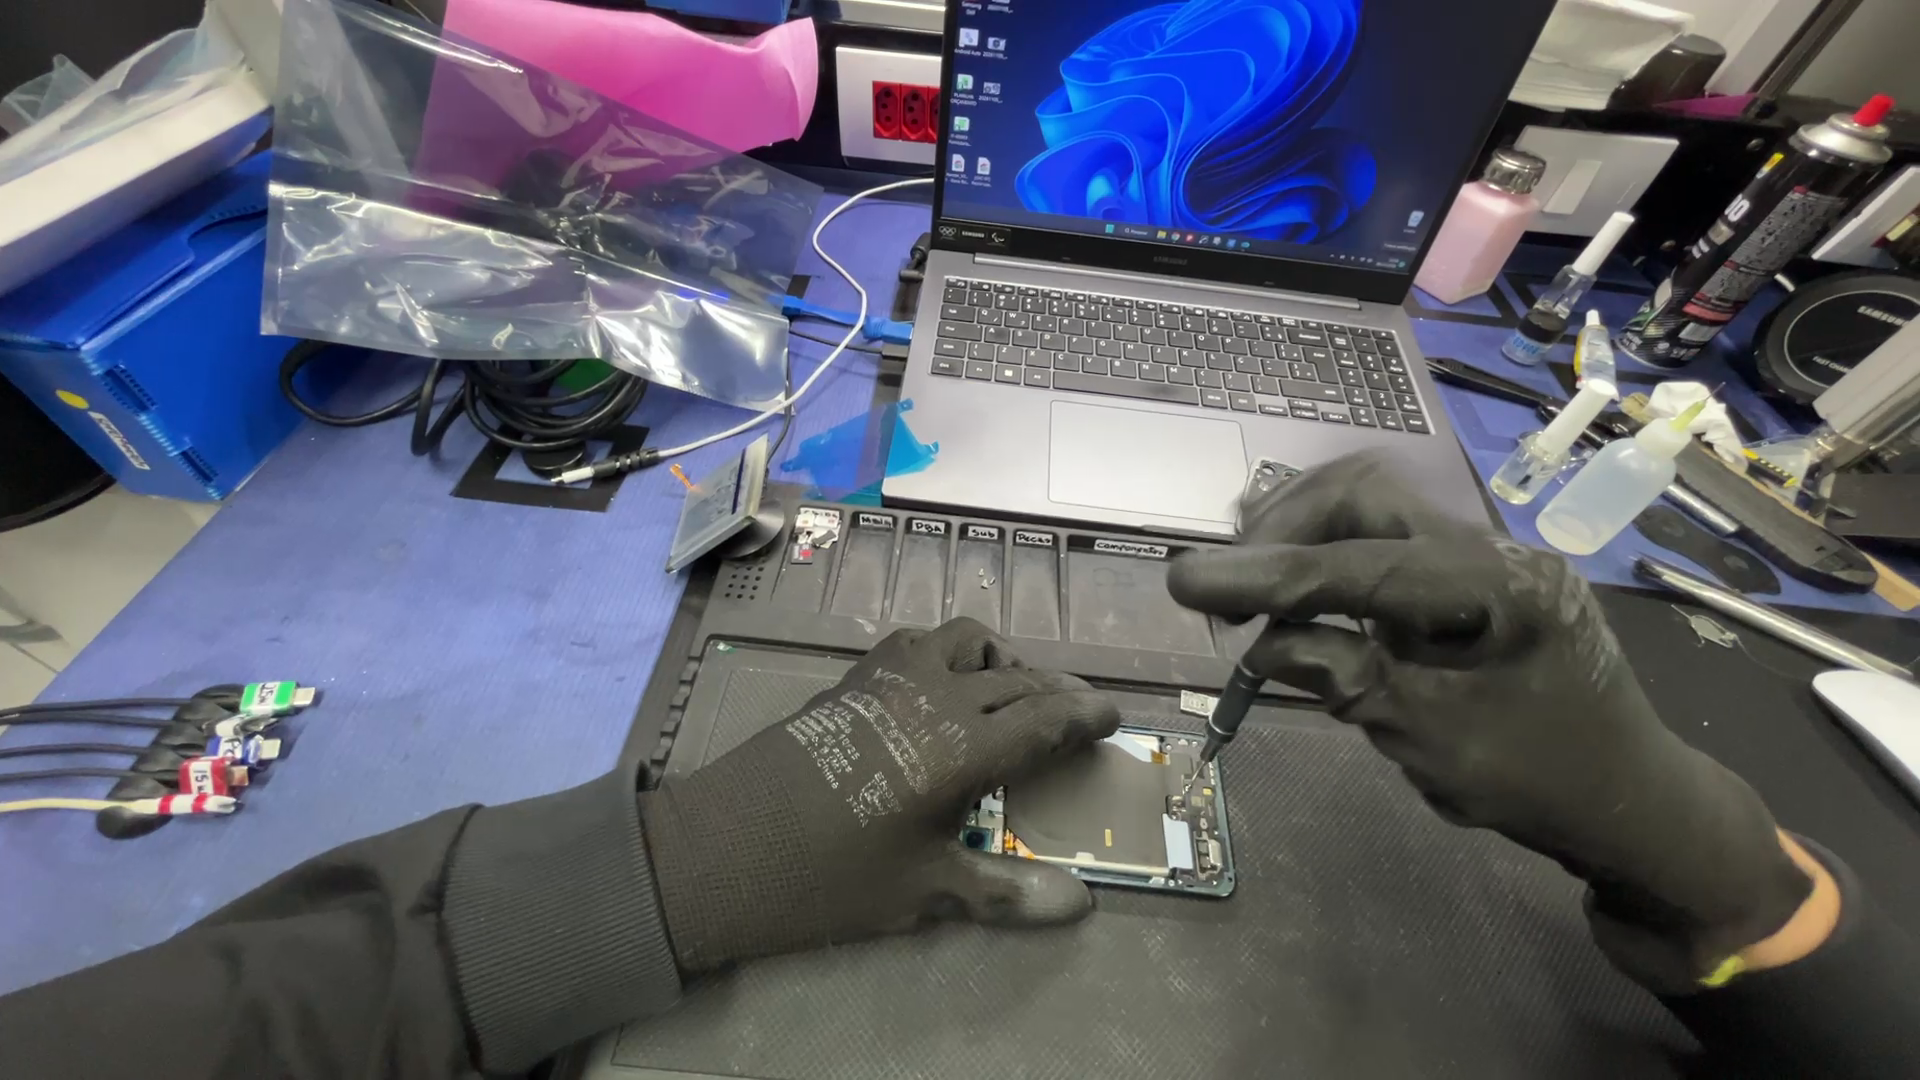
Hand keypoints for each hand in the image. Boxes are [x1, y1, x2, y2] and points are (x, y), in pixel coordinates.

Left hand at [638, 617, 1120, 972]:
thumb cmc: (828, 878)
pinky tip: (939, 686)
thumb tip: (1081, 905)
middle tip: (1076, 707)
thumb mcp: (921, 892)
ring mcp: (891, 676)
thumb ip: (1005, 891)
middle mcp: (934, 696)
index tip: (1112, 713)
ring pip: (965, 638)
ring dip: (999, 657)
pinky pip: (918, 641)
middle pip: (1016, 676)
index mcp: (960, 749)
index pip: (1044, 719)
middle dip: (1056, 688)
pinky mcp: (856, 675)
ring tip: (1007, 691)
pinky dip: (948, 651)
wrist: (722, 846)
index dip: (1085, 714)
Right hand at [1166, 452, 1812, 991]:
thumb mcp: (1432, 741)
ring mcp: (1471, 552)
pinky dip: (1317, 549)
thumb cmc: (1541, 781)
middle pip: (1360, 492)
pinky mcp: (1453, 570)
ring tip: (1250, 582)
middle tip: (1229, 583)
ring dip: (1293, 530)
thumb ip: (1343, 678)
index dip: (1260, 576)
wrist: (1629, 798)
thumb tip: (1260, 644)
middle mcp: (1485, 547)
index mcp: (1498, 587)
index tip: (1182, 583)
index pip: (1355, 567)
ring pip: (1362, 501)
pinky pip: (1372, 533)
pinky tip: (1291, 586)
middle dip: (1280, 527)